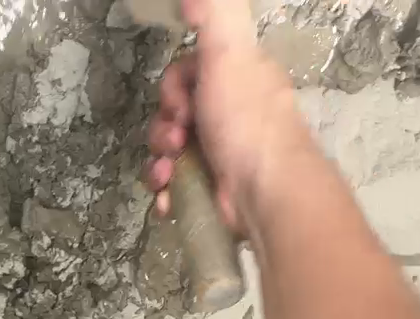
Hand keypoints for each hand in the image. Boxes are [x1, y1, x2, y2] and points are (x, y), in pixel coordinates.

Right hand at [144, 0, 313, 231]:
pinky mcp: (206, 191)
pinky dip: (165, 195)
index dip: (172, 91)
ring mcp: (215, 156)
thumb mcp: (231, 53)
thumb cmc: (246, 122)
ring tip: (169, 175)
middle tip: (177, 141)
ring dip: (157, 166)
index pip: (184, 78)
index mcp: (234, 80)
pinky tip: (170, 199)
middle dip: (161, 132)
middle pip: (170, 118)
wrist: (262, 190)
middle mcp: (225, 115)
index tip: (182, 105)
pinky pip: (171, 189)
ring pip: (165, 156)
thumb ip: (214, 16)